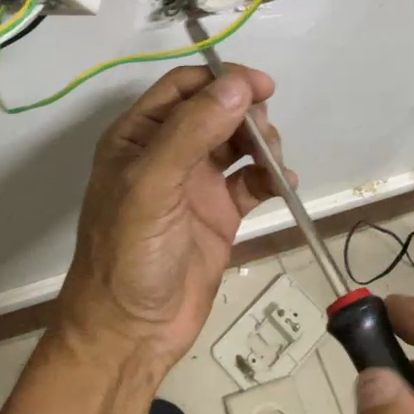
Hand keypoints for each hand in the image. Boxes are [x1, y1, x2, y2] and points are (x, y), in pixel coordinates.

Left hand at [54, 64, 290, 375]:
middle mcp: (168, 152)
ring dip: (261, 143)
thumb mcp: (152, 184)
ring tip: (271, 163)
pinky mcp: (220, 215)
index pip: (185, 87)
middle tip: (263, 137)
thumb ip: (193, 131)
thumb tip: (238, 85)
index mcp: (140, 135)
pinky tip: (284, 184)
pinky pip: (251, 182)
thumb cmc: (129, 252)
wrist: (130, 332)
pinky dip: (270, 177)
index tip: (262, 88)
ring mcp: (195, 184)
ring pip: (237, 143)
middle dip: (246, 113)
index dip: (223, 80)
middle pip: (217, 110)